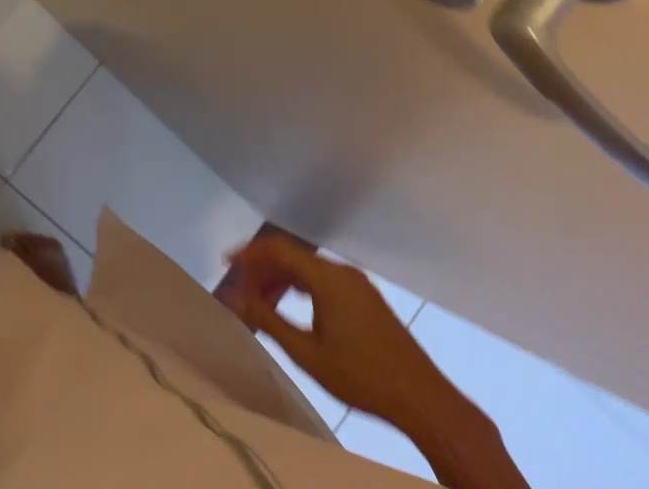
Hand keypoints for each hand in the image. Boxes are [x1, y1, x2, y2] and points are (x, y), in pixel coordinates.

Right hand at [221, 235, 459, 427]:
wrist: (422, 399)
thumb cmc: (360, 376)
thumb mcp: (306, 352)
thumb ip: (268, 320)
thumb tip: (236, 297)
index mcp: (328, 279)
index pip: (279, 249)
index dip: (249, 254)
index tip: (226, 265)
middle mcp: (343, 273)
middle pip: (293, 257)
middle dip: (262, 270)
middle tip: (240, 292)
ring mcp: (359, 285)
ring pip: (309, 270)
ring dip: (281, 280)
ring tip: (261, 303)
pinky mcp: (368, 299)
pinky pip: (325, 281)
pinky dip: (302, 288)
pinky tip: (292, 308)